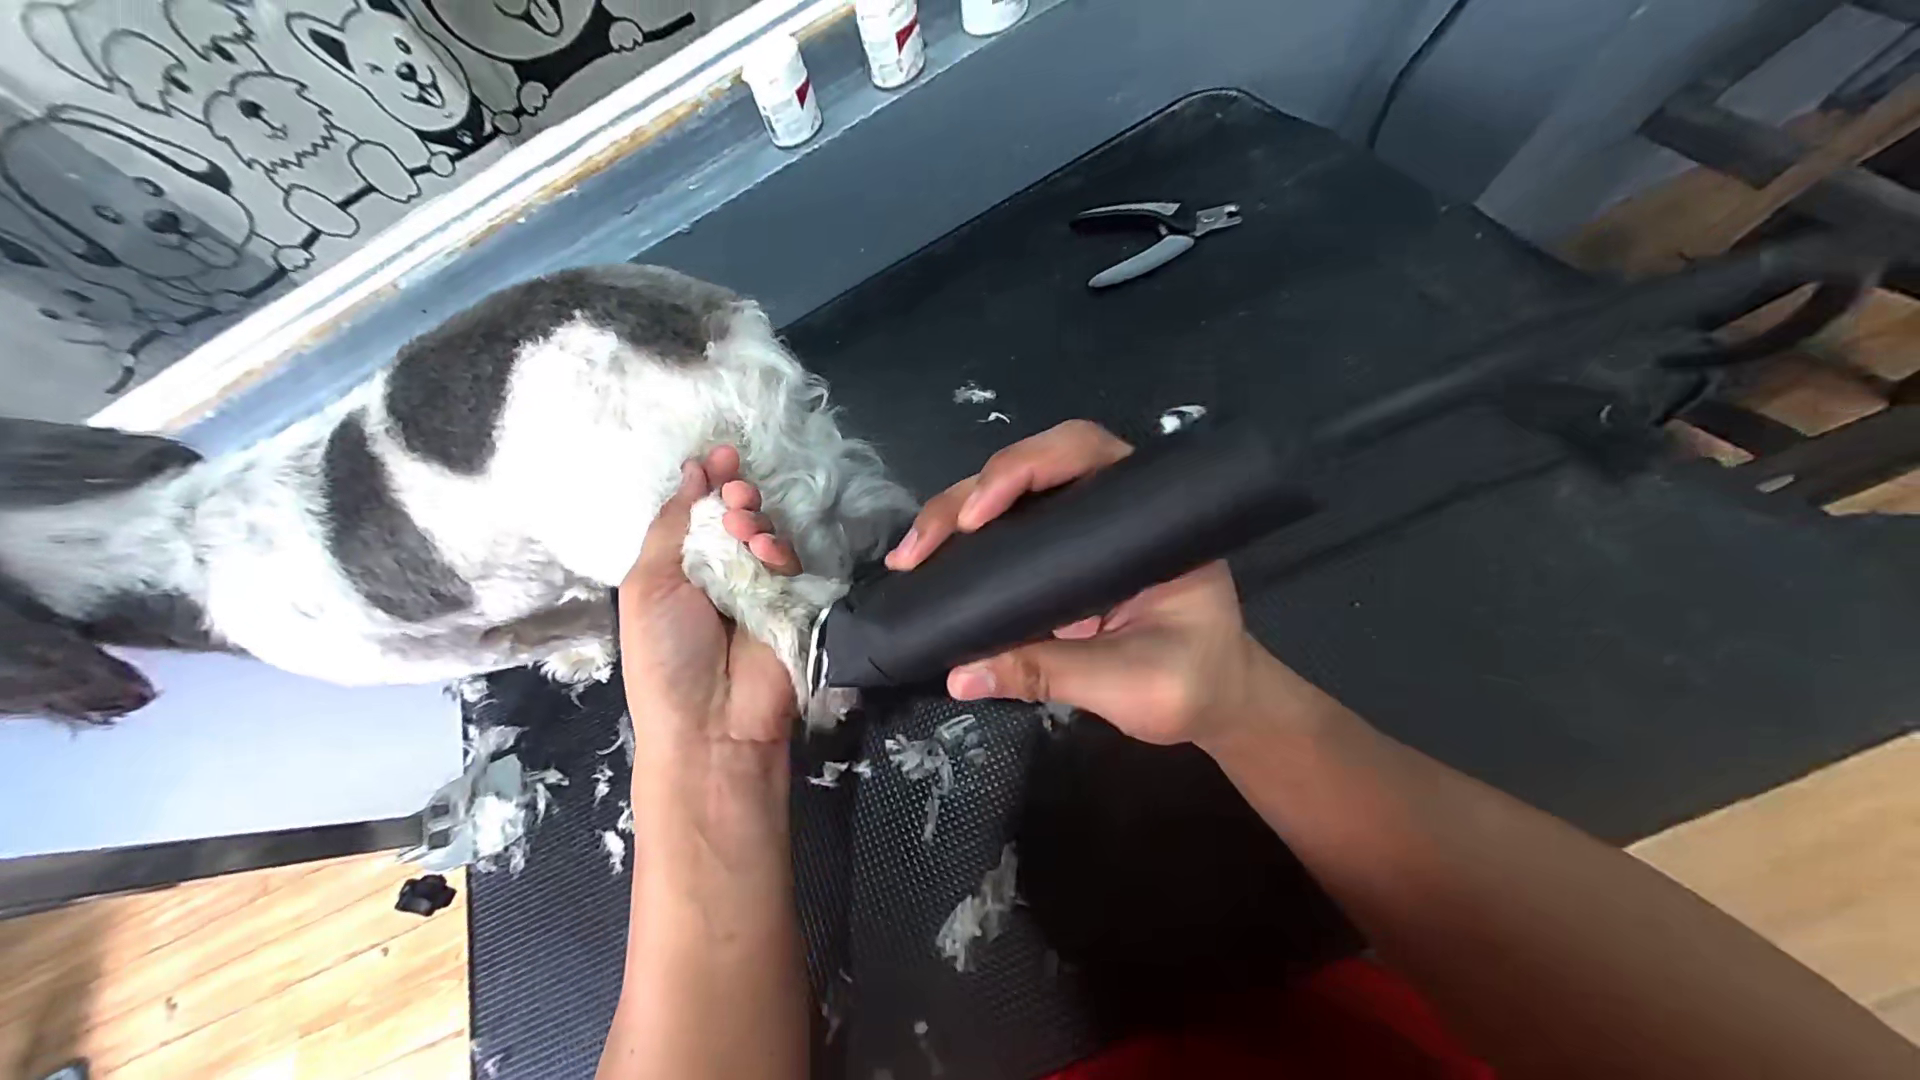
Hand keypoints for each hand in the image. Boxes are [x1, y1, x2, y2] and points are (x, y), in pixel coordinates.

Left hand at [618, 446, 798, 747]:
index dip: (708, 481)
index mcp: (679, 566)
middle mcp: (719, 570)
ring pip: (765, 531)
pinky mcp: (791, 597)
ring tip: (744, 526)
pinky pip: (789, 558)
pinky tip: (765, 551)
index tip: (720, 454)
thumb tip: (692, 471)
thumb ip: (674, 525)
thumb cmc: (665, 653)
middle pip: (734, 515)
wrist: (712, 720)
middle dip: (735, 494)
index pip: (697, 512)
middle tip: (736, 492)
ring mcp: (758, 584)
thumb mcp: (649, 583)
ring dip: (754, 518)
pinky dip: (778, 547)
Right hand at [885, 420, 1285, 747]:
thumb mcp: (1131, 683)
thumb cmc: (1193, 683)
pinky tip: (932, 567)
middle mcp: (1110, 506)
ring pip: (1008, 498)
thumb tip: (960, 674)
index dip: (1024, 468)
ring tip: (911, 557)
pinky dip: (964, 547)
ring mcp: (1080, 531)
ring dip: (954, 517)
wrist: (1212, 699)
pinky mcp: (1056, 558)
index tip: (979, 517)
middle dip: (967, 496)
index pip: (1084, 454)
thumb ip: (1052, 674)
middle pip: (1030, 469)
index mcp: (1147, 514)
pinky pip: (1005, 536)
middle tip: (920, 547)